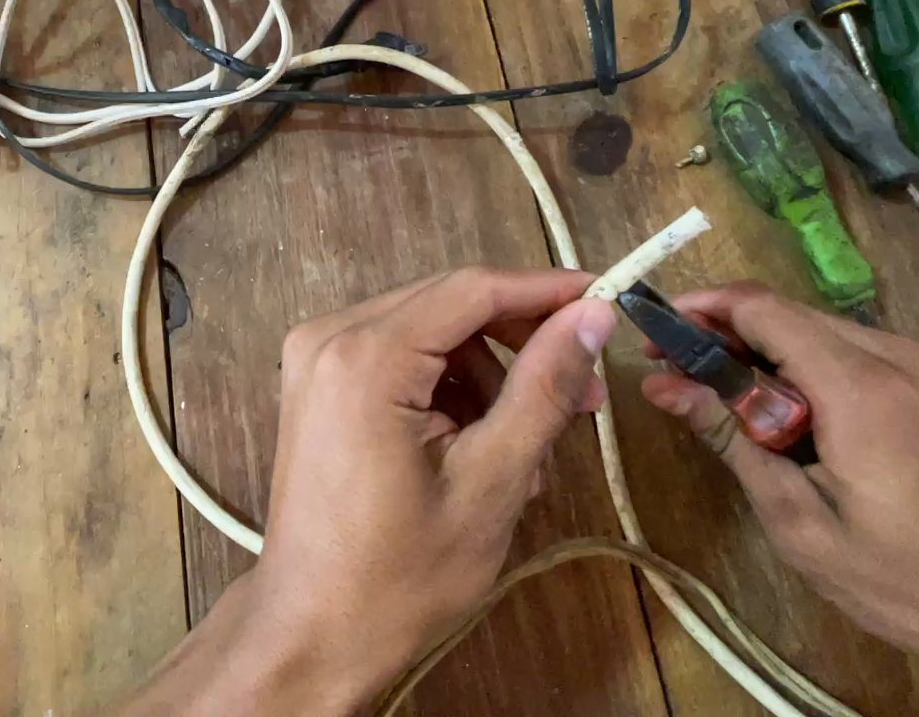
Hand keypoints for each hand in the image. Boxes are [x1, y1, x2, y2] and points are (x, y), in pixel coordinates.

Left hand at [122, 268, 616, 715]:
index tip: (607, 299)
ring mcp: (315, 353)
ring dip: (486, 372)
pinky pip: (399, 353)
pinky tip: (475, 441)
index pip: (471, 290)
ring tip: (526, 444)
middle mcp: (329, 334)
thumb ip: (543, 388)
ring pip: (428, 330)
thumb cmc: (400, 574)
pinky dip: (446, 385)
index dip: (544, 289)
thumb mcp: (491, 482)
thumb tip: (591, 315)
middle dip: (519, 341)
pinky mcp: (317, 376)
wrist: (311, 629)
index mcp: (365, 355)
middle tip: (581, 395)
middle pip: (448, 304)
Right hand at [638, 284, 918, 716]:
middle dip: (718, 332)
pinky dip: (800, 365)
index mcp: (860, 387)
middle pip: (782, 313)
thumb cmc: (917, 582)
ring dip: (757, 351)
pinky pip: (848, 350)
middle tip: (673, 373)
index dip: (697, 308)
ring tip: (720, 399)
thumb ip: (729, 439)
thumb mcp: (802, 522)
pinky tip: (785, 413)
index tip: (652, 334)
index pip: (759, 308)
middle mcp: (893, 357)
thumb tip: (660, 383)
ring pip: (813, 329)